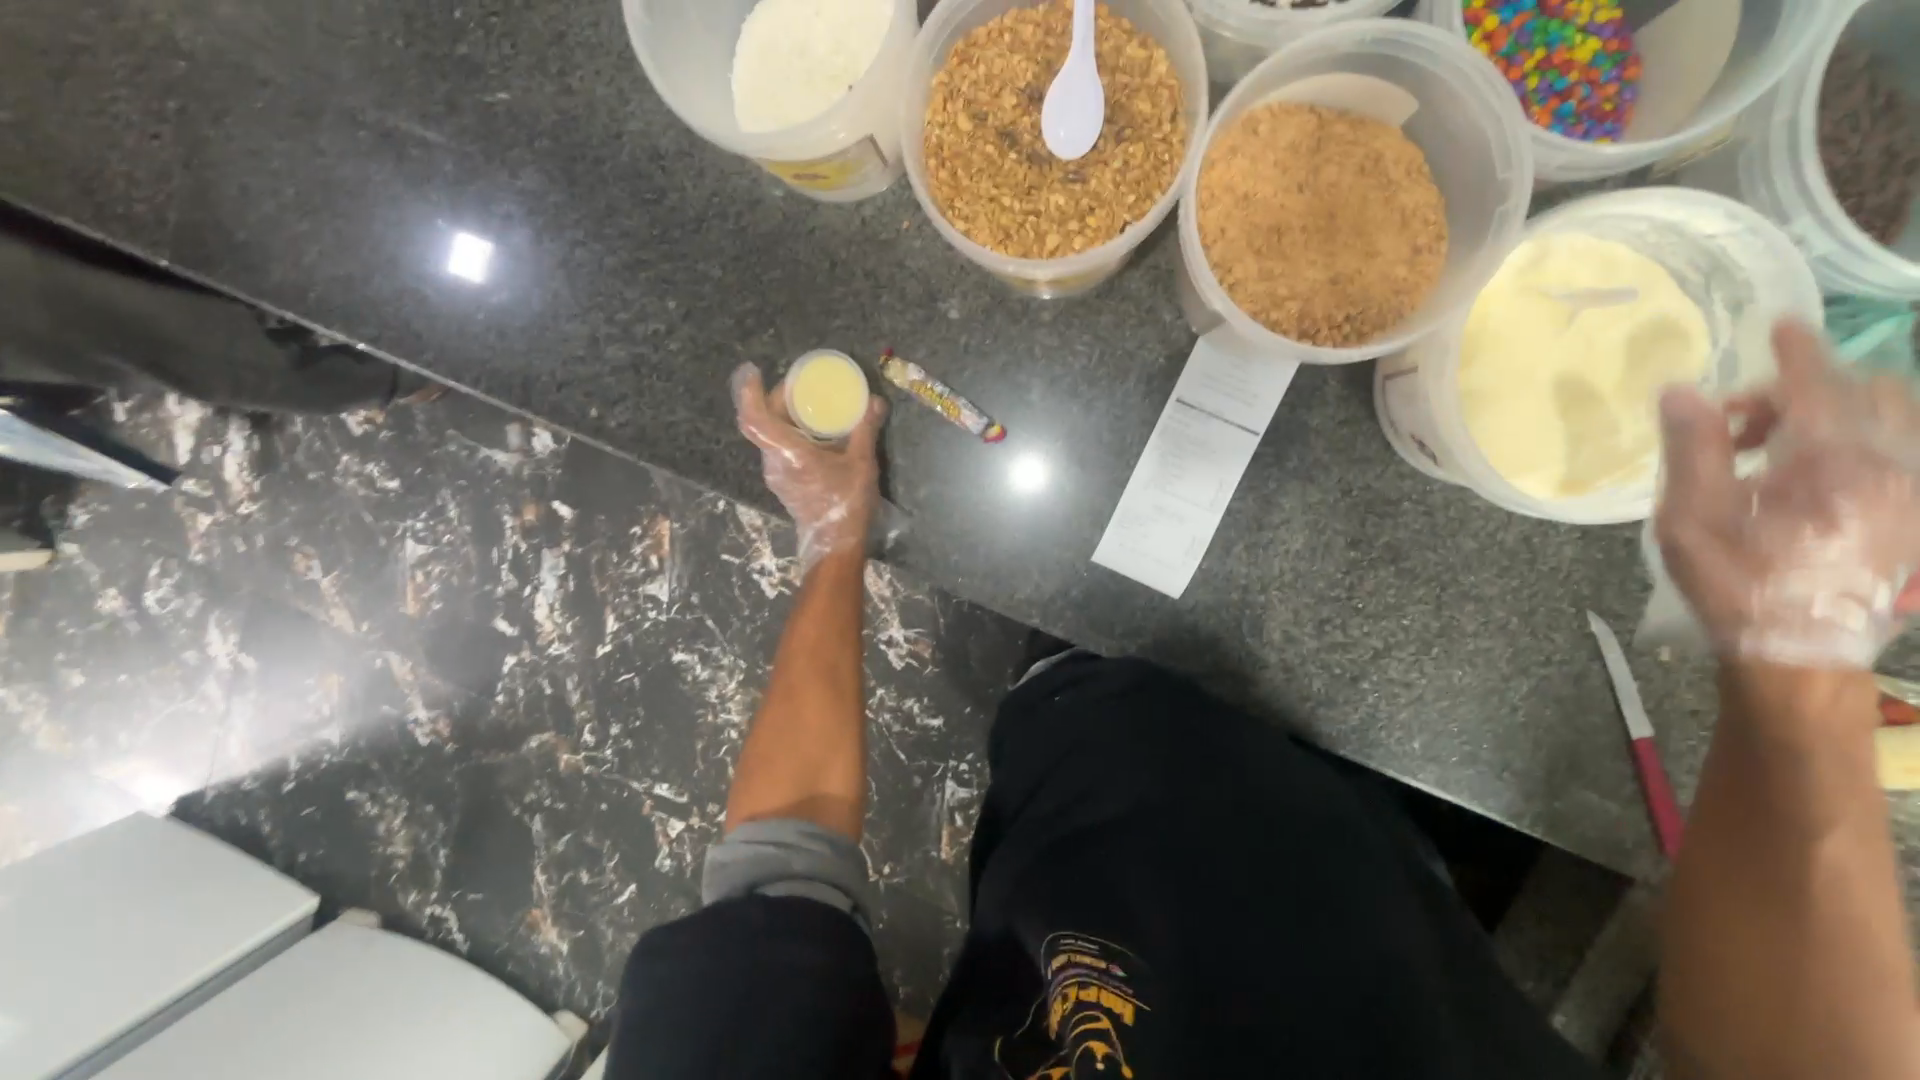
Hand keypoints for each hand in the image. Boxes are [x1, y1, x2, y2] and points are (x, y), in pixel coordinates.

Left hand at [732, 363, 886, 568]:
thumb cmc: (845, 504)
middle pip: (763, 422)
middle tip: (800, 385)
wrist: (836, 546)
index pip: (754, 418)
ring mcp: (776, 474)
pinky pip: (781, 448)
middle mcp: (774, 461)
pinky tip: (815, 431)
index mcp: (787, 452)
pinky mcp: (785, 482)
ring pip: (771, 436)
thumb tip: (876, 401)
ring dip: (785, 417)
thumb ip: (865, 429)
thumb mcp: (862, 463)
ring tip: (809, 403)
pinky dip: (792, 433)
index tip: (753, 370)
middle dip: (777, 399)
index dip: (749, 391)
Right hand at [1656, 319, 1919, 669]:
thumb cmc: (1736, 584)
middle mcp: (1890, 466)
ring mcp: (1915, 490)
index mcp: (1829, 464)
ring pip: (1896, 417)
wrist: (1799, 652)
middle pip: (1866, 393)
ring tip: (1779, 451)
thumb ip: (1693, 449)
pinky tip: (1819, 474)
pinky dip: (1866, 439)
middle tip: (1745, 426)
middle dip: (1805, 392)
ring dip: (1838, 414)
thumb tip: (1682, 390)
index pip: (1818, 384)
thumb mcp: (1691, 519)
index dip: (1796, 351)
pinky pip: (1907, 449)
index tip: (1779, 325)